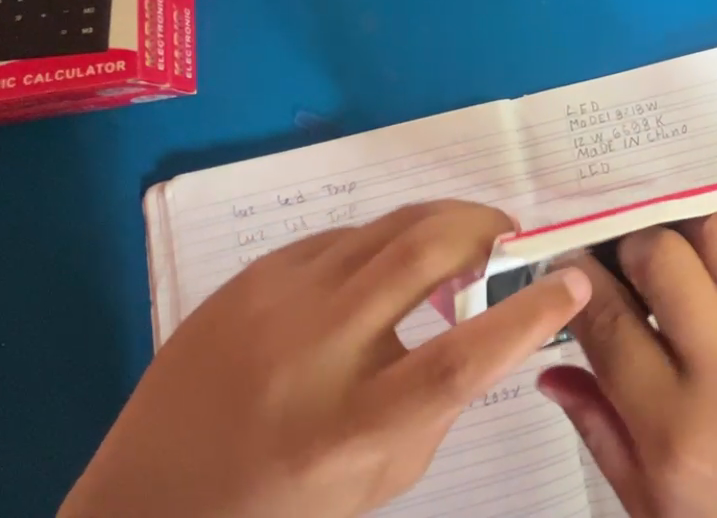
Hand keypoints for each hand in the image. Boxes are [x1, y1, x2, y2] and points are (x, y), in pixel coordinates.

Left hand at [62, 201, 589, 517]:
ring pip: (386, 227)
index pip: (463, 356)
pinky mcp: (247, 278)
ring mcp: (272, 304)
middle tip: (507, 238)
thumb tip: (483, 318)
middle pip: (424, 251)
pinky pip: (341, 239)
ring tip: (454, 248)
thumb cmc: (281, 507)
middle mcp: (313, 351)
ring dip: (439, 226)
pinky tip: (378, 275)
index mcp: (351, 425)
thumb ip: (443, 398)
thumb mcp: (383, 473)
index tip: (573, 280)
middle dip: (484, 227)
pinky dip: (381, 245)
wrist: (143, 511)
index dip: (529, 313)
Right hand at [538, 209, 716, 517]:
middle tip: (634, 260)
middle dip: (633, 245)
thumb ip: (602, 430)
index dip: (580, 281)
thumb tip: (550, 369)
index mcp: (677, 430)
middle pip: (662, 259)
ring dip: (689, 229)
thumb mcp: (658, 501)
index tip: (574, 265)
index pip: (609, 325)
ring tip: (686, 252)